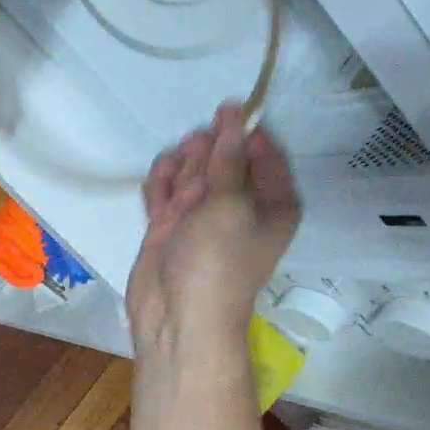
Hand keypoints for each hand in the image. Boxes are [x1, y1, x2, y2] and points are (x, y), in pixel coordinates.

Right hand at [127, 102, 300, 353]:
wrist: (179, 316)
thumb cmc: (217, 262)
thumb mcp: (229, 204)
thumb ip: (227, 158)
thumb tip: (232, 113)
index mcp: (272, 200)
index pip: (263, 151)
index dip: (243, 131)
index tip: (221, 115)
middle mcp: (238, 206)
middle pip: (223, 159)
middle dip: (207, 151)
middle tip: (193, 154)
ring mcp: (200, 218)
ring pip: (191, 175)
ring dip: (180, 166)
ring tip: (174, 173)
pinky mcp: (168, 230)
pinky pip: (164, 196)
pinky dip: (159, 185)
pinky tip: (157, 180)